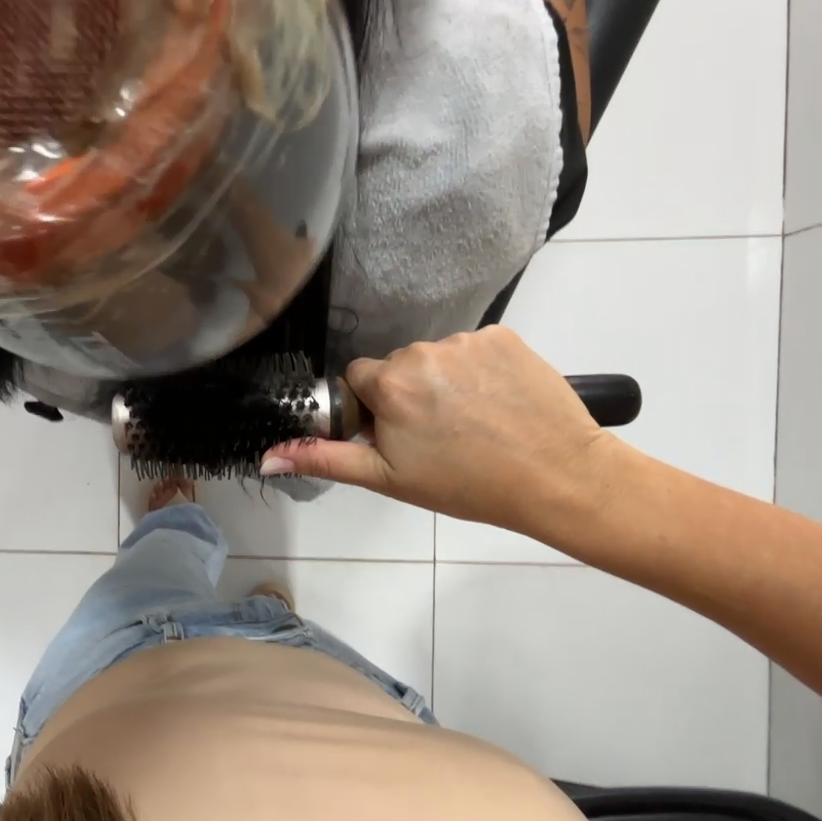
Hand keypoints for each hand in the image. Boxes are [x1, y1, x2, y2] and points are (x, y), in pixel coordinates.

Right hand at [260, 327, 620, 531]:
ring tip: (471, 421)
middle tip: (435, 435)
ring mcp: (467, 341)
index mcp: (388, 383)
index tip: (396, 435)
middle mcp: (422, 351)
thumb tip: (265, 458)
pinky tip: (494, 402)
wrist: (556, 478)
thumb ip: (322, 459)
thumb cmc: (465, 485)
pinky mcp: (505, 336)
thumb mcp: (386, 478)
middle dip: (405, 394)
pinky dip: (476, 371)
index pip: (358, 379)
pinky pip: (472, 349)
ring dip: (441, 382)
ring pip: (434, 358)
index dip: (372, 409)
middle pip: (396, 367)